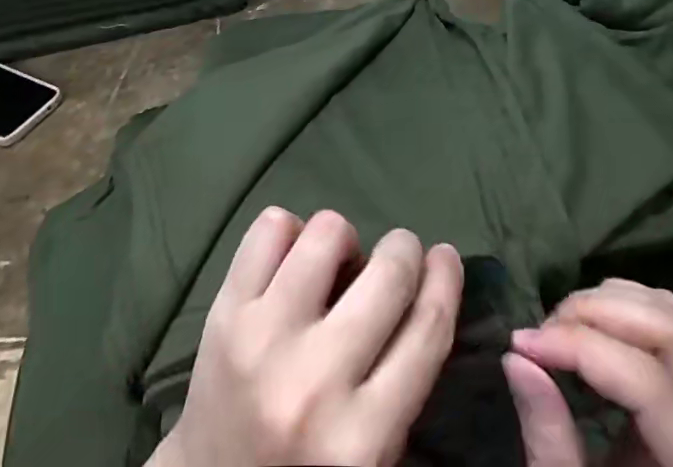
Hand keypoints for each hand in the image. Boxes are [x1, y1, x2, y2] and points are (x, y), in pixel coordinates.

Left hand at [148, 207, 464, 466]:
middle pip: (387, 276)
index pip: (425, 331)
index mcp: (363, 435)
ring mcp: (264, 335)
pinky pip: (270, 230)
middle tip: (401, 249)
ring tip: (338, 258)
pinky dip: (289, 228)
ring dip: (344, 236)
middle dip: (404, 249)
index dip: (445, 281)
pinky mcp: (225, 308)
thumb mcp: (371, 452)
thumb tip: (426, 288)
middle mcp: (316, 378)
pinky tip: (293, 254)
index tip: (448, 257)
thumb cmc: (304, 464)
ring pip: (325, 236)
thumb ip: (401, 380)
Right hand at [503, 279, 672, 466]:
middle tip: (540, 340)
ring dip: (602, 307)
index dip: (580, 349)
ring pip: (669, 313)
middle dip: (590, 315)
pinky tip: (587, 342)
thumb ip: (549, 440)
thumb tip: (516, 358)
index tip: (520, 345)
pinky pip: (669, 322)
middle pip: (669, 330)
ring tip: (560, 338)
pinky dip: (617, 310)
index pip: (652, 384)